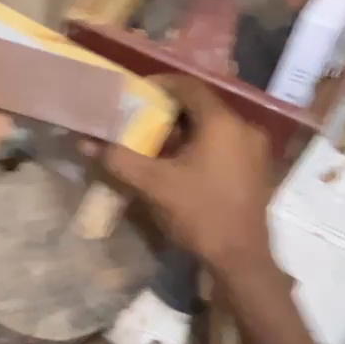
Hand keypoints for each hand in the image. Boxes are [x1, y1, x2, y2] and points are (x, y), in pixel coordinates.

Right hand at [103, 75, 273, 271]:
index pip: (189, 86)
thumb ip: (120, 159)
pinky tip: (182, 163)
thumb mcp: (153, 185)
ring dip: (187, 129)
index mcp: (222, 123)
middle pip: (203, 106)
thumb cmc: (199, 214)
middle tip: (142, 118)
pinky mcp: (257, 169)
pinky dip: (203, 145)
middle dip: (171, 110)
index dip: (161, 84)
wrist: (240, 259)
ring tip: (157, 142)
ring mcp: (255, 150)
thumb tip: (87, 143)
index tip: (137, 91)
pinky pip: (226, 144)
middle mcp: (244, 128)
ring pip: (215, 126)